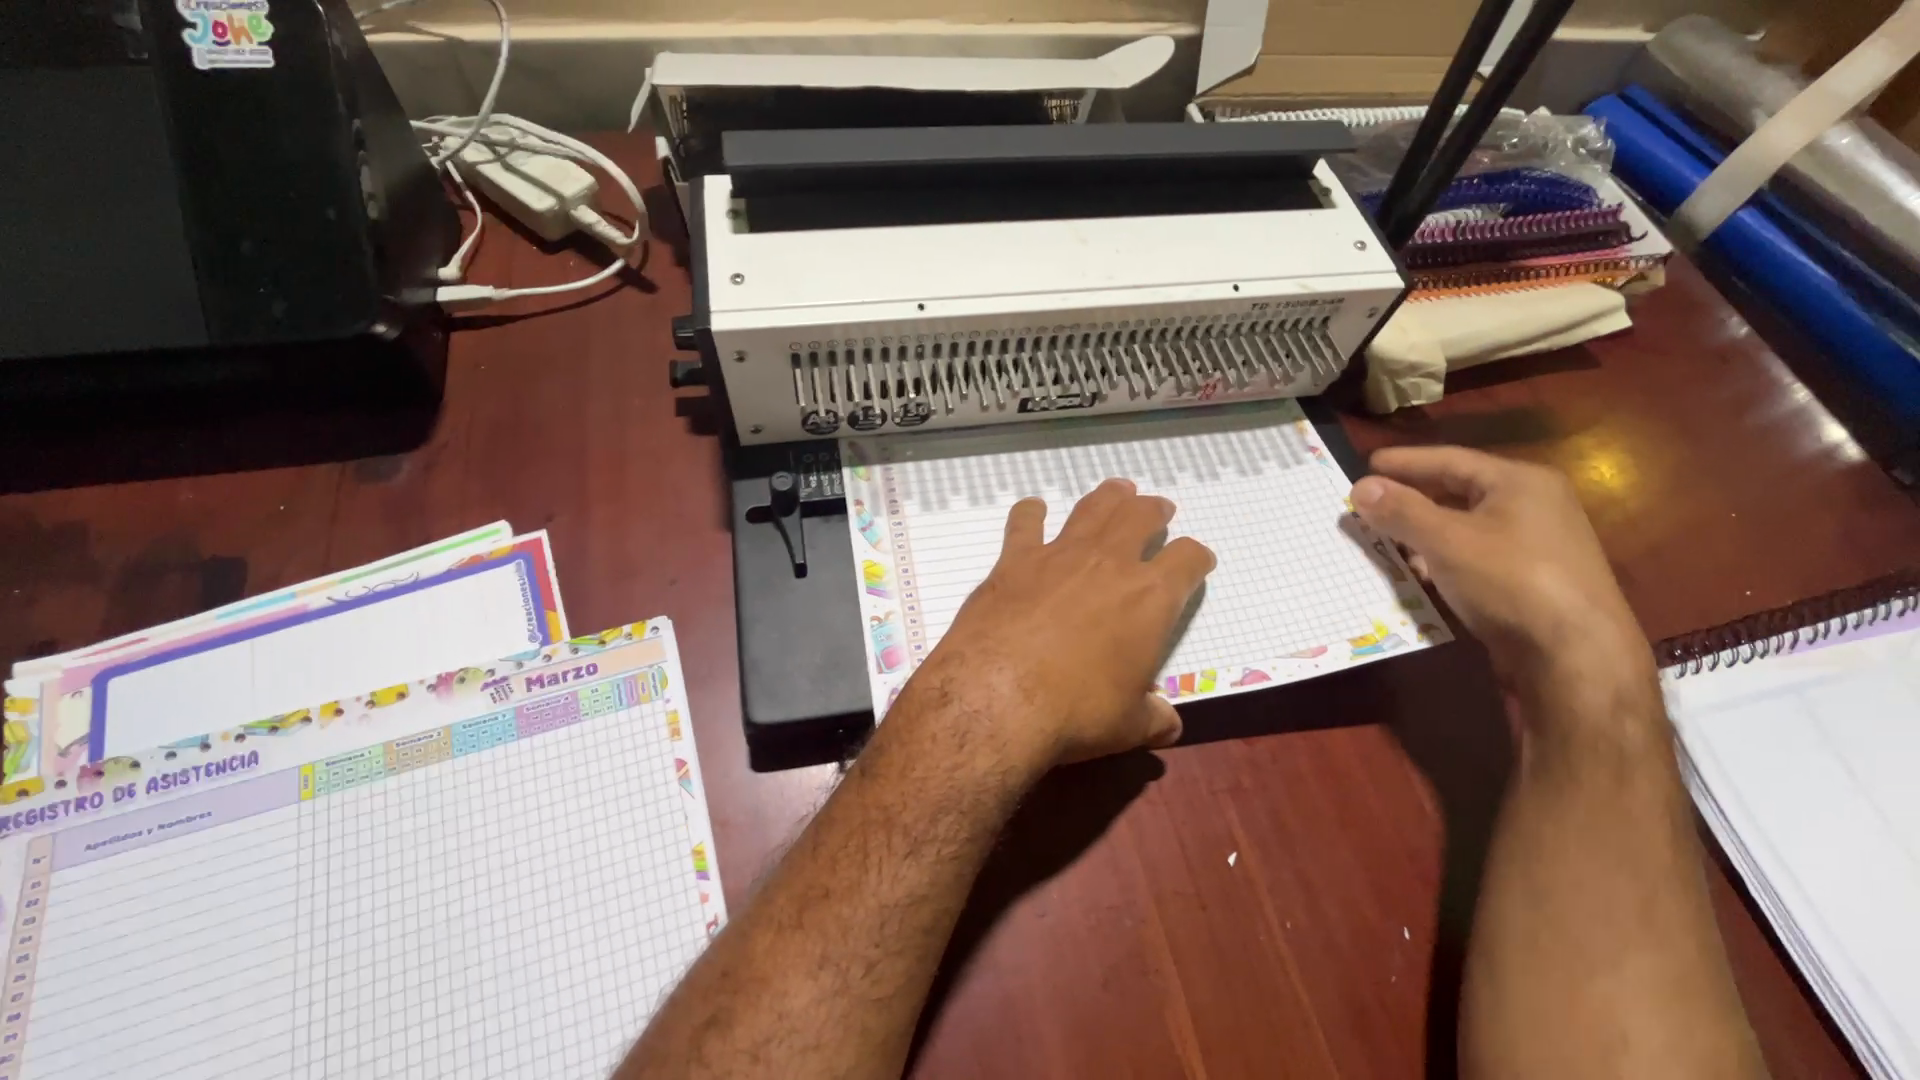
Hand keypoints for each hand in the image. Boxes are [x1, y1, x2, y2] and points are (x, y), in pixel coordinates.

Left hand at [901, 479, 1215, 768]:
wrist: (999, 697)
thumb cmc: (1076, 713)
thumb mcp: (1128, 725)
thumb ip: (1153, 718)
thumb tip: (1169, 725)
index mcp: (1151, 599)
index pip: (1188, 560)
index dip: (1197, 558)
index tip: (1197, 560)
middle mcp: (1110, 564)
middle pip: (1140, 517)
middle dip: (1154, 510)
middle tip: (1158, 508)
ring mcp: (1059, 556)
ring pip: (1092, 509)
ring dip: (1109, 496)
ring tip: (1117, 490)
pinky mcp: (1014, 561)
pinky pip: (1025, 523)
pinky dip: (1031, 512)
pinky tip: (1033, 508)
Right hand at [1350, 447, 1651, 686]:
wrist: (1574, 655)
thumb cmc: (1510, 581)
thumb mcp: (1447, 541)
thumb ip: (1401, 511)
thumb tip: (1360, 486)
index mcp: (1520, 482)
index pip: (1450, 459)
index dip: (1404, 462)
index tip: (1366, 464)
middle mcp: (1533, 505)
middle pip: (1458, 492)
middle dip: (1410, 499)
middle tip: (1368, 502)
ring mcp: (1535, 544)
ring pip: (1465, 527)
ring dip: (1422, 532)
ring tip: (1383, 537)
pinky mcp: (1530, 580)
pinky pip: (1474, 556)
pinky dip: (1442, 558)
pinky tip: (1417, 572)